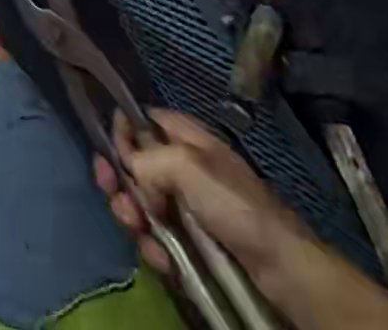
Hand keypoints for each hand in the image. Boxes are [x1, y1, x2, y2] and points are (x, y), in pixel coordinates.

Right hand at [93, 109, 312, 278]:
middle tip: (116, 197)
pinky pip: (158, 236)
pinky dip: (155, 247)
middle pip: (136, 164)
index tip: (107, 148)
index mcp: (187, 138)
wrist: (279, 267)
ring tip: (139, 230)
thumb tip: (128, 168)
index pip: (147, 119)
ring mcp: (188, 204)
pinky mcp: (191, 239)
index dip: (124, 130)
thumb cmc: (234, 204)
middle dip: (121, 182)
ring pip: (142, 203)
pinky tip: (163, 259)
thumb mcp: (187, 166)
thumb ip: (147, 157)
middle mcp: (184, 166)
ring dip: (134, 218)